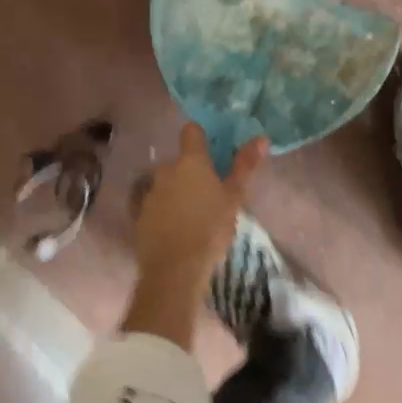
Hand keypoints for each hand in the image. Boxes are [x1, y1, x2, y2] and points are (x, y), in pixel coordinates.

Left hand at [122, 124, 266, 348]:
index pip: (192, 131)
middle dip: (191, 172)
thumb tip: (262, 138)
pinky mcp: (139, 217)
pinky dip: (164, 212)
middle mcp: (166, 170)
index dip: (201, 137)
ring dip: (177, 192)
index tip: (212, 151)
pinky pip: (155, 206)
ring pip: (166, 184)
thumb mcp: (234, 198)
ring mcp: (149, 193)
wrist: (174, 271)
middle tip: (209, 193)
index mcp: (191, 161)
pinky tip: (176, 231)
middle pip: (180, 161)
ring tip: (192, 215)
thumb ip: (245, 166)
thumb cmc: (210, 229)